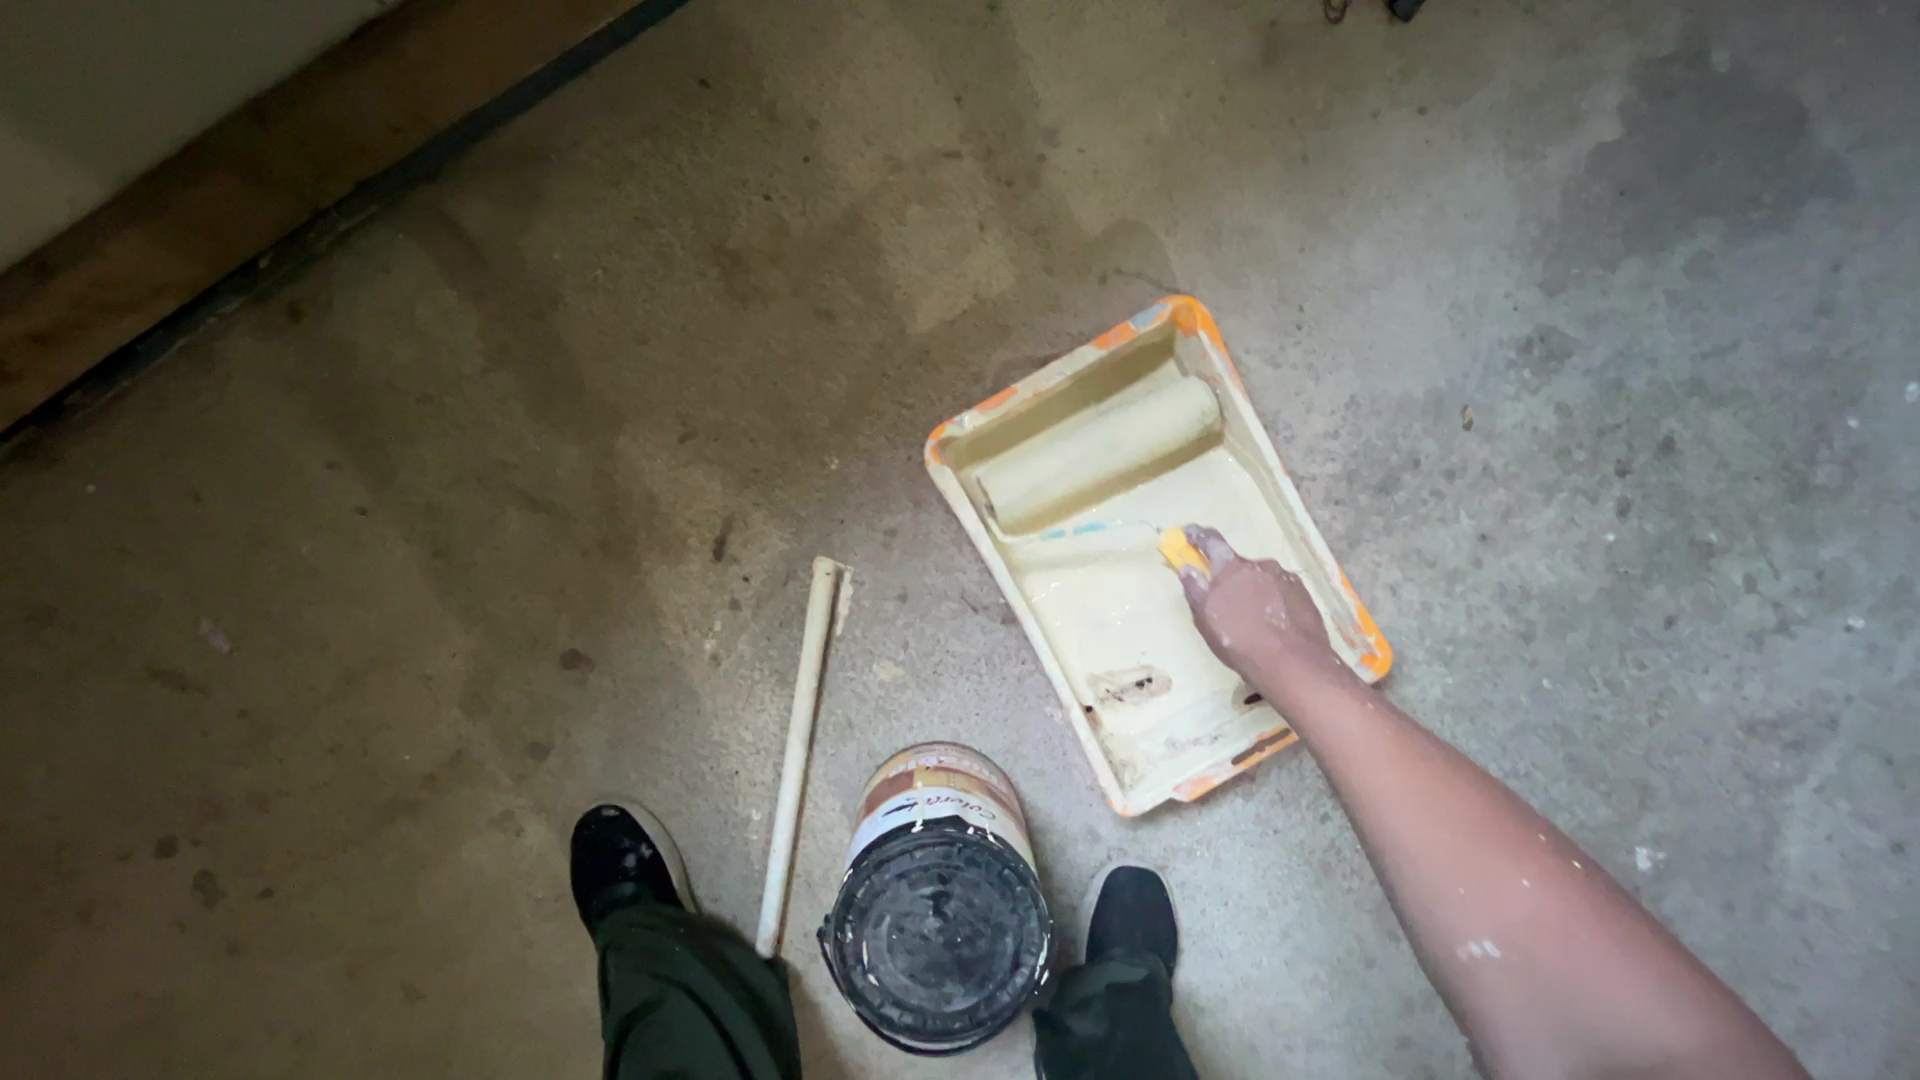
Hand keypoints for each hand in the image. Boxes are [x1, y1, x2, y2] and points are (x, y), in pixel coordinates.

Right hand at [1176, 525, 1333, 674]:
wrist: (1292, 662)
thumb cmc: (1239, 640)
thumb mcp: (1205, 619)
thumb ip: (1195, 589)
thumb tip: (1187, 568)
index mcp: (1232, 567)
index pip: (1212, 541)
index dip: (1198, 535)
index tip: (1190, 533)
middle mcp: (1262, 565)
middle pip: (1241, 566)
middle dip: (1232, 578)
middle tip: (1228, 601)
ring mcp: (1287, 579)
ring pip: (1264, 580)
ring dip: (1256, 591)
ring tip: (1254, 620)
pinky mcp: (1306, 596)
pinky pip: (1283, 593)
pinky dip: (1275, 603)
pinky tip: (1274, 625)